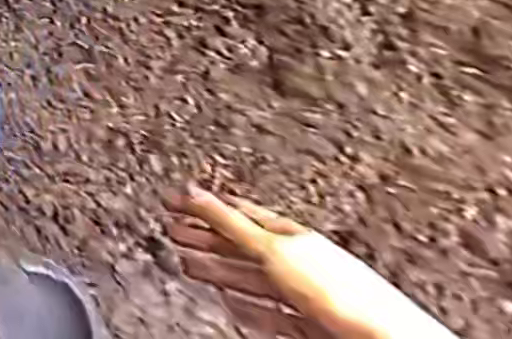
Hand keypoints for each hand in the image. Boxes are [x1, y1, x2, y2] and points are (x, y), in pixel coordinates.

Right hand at [164, 186, 456, 338]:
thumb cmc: (343, 294)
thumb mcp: (271, 247)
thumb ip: (226, 219)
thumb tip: (187, 187)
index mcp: (290, 234)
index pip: (233, 210)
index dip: (198, 204)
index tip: (168, 199)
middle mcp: (299, 259)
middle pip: (240, 245)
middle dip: (202, 237)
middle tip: (170, 230)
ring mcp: (307, 293)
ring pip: (251, 277)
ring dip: (216, 270)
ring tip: (186, 265)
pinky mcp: (313, 325)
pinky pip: (270, 311)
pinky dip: (245, 306)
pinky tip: (230, 303)